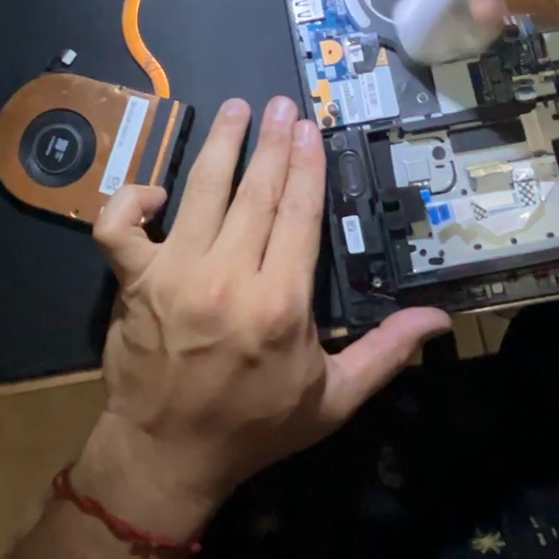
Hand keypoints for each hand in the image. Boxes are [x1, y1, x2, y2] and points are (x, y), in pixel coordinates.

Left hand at [73, 96, 451, 539]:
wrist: (168, 454)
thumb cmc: (254, 425)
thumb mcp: (332, 399)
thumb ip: (386, 353)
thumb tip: (438, 318)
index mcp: (280, 304)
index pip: (298, 214)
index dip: (306, 166)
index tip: (309, 129)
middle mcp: (227, 278)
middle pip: (255, 192)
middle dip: (271, 142)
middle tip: (281, 104)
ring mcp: (174, 274)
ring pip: (199, 192)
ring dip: (220, 146)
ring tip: (237, 109)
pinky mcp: (132, 280)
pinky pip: (119, 227)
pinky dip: (130, 200)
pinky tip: (156, 191)